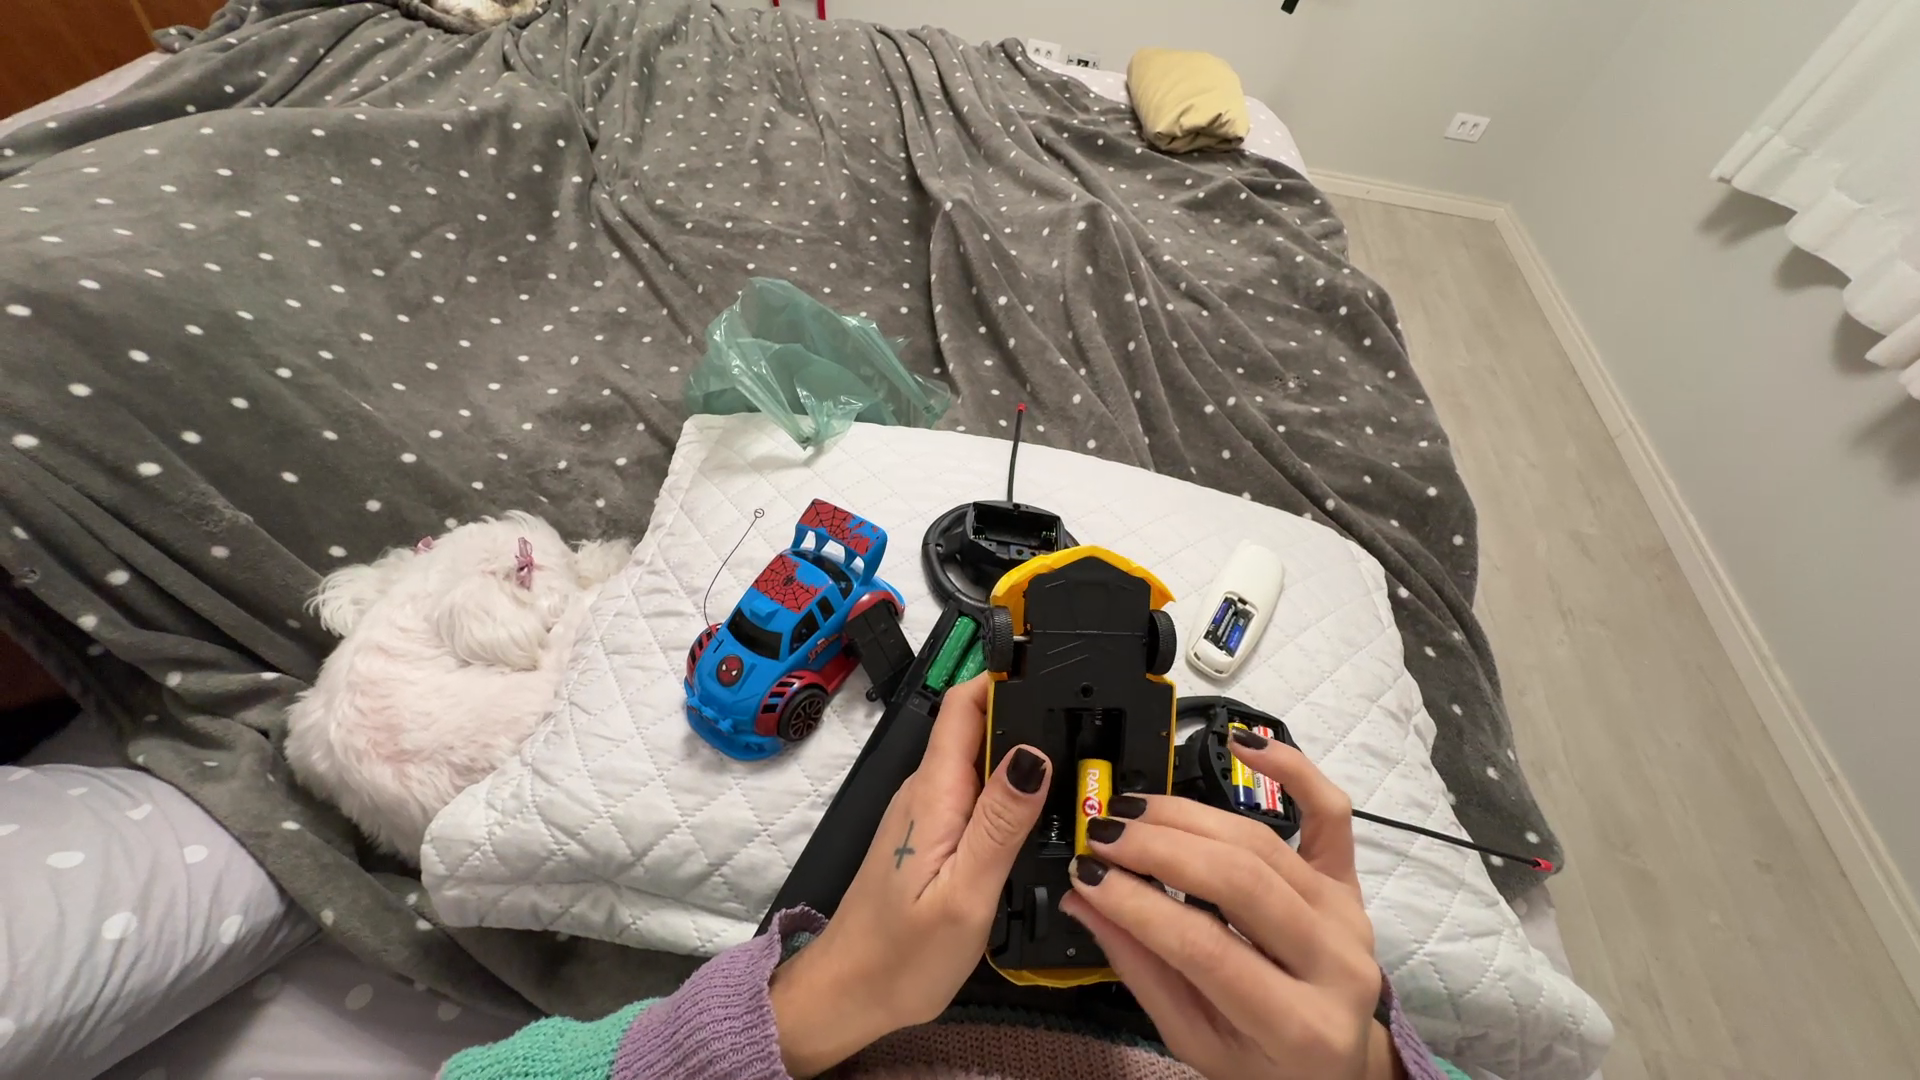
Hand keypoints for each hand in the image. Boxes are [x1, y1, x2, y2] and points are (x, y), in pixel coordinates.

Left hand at [770, 675, 1051, 1077]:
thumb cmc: (902, 955)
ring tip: (1070, 774)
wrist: (850, 993)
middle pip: (975, 725)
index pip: (964, 703)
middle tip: (1084, 735)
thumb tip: (1034, 754)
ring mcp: (925, 808)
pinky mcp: (927, 830)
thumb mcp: (966, 892)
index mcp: (934, 790)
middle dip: (1025, 718)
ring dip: (1018, 755)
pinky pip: (969, 790)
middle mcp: (926, 787)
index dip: (1004, 679)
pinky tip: (1031, 813)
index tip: (1052, 676)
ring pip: (975, 759)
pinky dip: (1003, 789)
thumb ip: (1001, 822)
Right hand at [1060, 730, 1404, 1079]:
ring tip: (1131, 808)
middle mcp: (1335, 963)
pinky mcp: (1349, 879)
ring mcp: (1347, 912)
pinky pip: (1329, 811)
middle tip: (1103, 833)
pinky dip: (1291, 767)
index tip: (1085, 874)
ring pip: (1258, 841)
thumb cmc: (1261, 1061)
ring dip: (1186, 814)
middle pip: (1238, 879)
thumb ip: (1139, 967)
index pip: (1206, 948)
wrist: (1339, 1064)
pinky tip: (1240, 742)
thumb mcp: (1194, 1039)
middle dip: (1158, 847)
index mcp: (1298, 1026)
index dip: (1138, 904)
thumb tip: (1079, 898)